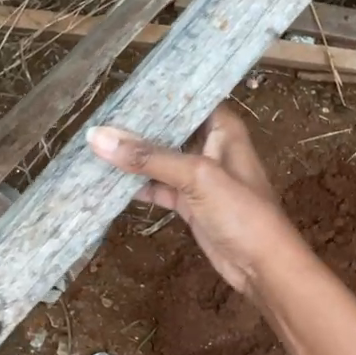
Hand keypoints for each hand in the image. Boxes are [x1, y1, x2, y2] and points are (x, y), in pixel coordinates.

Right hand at [87, 104, 307, 294]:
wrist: (262, 266)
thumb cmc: (241, 212)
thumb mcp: (196, 176)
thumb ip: (149, 157)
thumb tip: (98, 137)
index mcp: (224, 129)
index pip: (189, 98)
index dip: (159, 92)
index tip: (121, 88)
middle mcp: (212, 147)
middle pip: (170, 128)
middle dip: (138, 125)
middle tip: (98, 115)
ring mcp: (200, 177)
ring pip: (161, 159)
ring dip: (133, 157)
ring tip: (93, 144)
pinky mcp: (190, 203)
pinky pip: (158, 187)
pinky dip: (137, 185)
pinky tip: (108, 180)